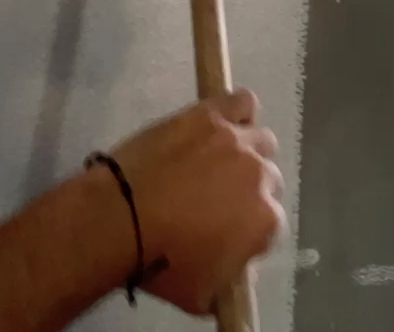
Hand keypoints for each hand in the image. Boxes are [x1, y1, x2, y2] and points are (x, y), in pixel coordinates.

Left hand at [106, 89, 283, 314]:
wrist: (120, 216)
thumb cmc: (160, 262)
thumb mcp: (204, 294)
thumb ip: (233, 275)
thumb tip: (237, 262)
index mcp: (264, 222)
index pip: (273, 222)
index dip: (249, 226)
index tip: (227, 229)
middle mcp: (260, 176)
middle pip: (268, 178)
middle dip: (248, 189)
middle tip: (217, 196)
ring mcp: (237, 140)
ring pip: (261, 140)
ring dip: (246, 151)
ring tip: (217, 160)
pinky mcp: (212, 113)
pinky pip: (243, 101)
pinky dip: (240, 111)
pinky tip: (222, 125)